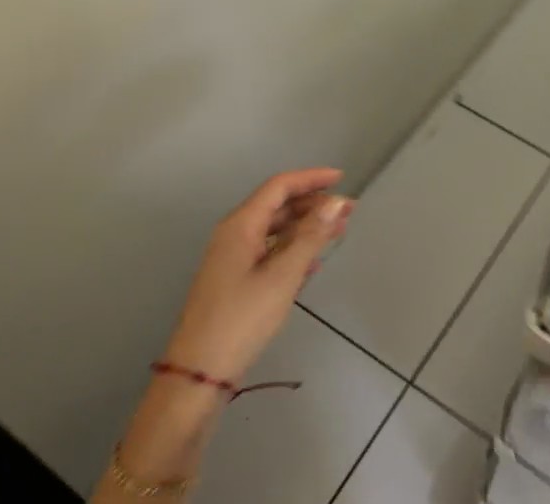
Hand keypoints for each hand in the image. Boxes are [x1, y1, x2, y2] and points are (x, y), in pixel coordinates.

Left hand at [162, 168, 353, 381]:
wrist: (201, 371)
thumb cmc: (243, 317)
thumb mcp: (283, 275)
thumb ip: (311, 236)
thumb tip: (337, 202)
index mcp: (240, 226)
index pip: (279, 187)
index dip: (311, 178)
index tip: (342, 179)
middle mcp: (234, 234)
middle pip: (278, 206)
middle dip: (314, 204)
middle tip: (348, 212)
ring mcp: (233, 257)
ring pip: (275, 229)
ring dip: (307, 227)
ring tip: (338, 232)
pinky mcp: (236, 279)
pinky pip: (270, 250)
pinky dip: (294, 248)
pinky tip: (314, 261)